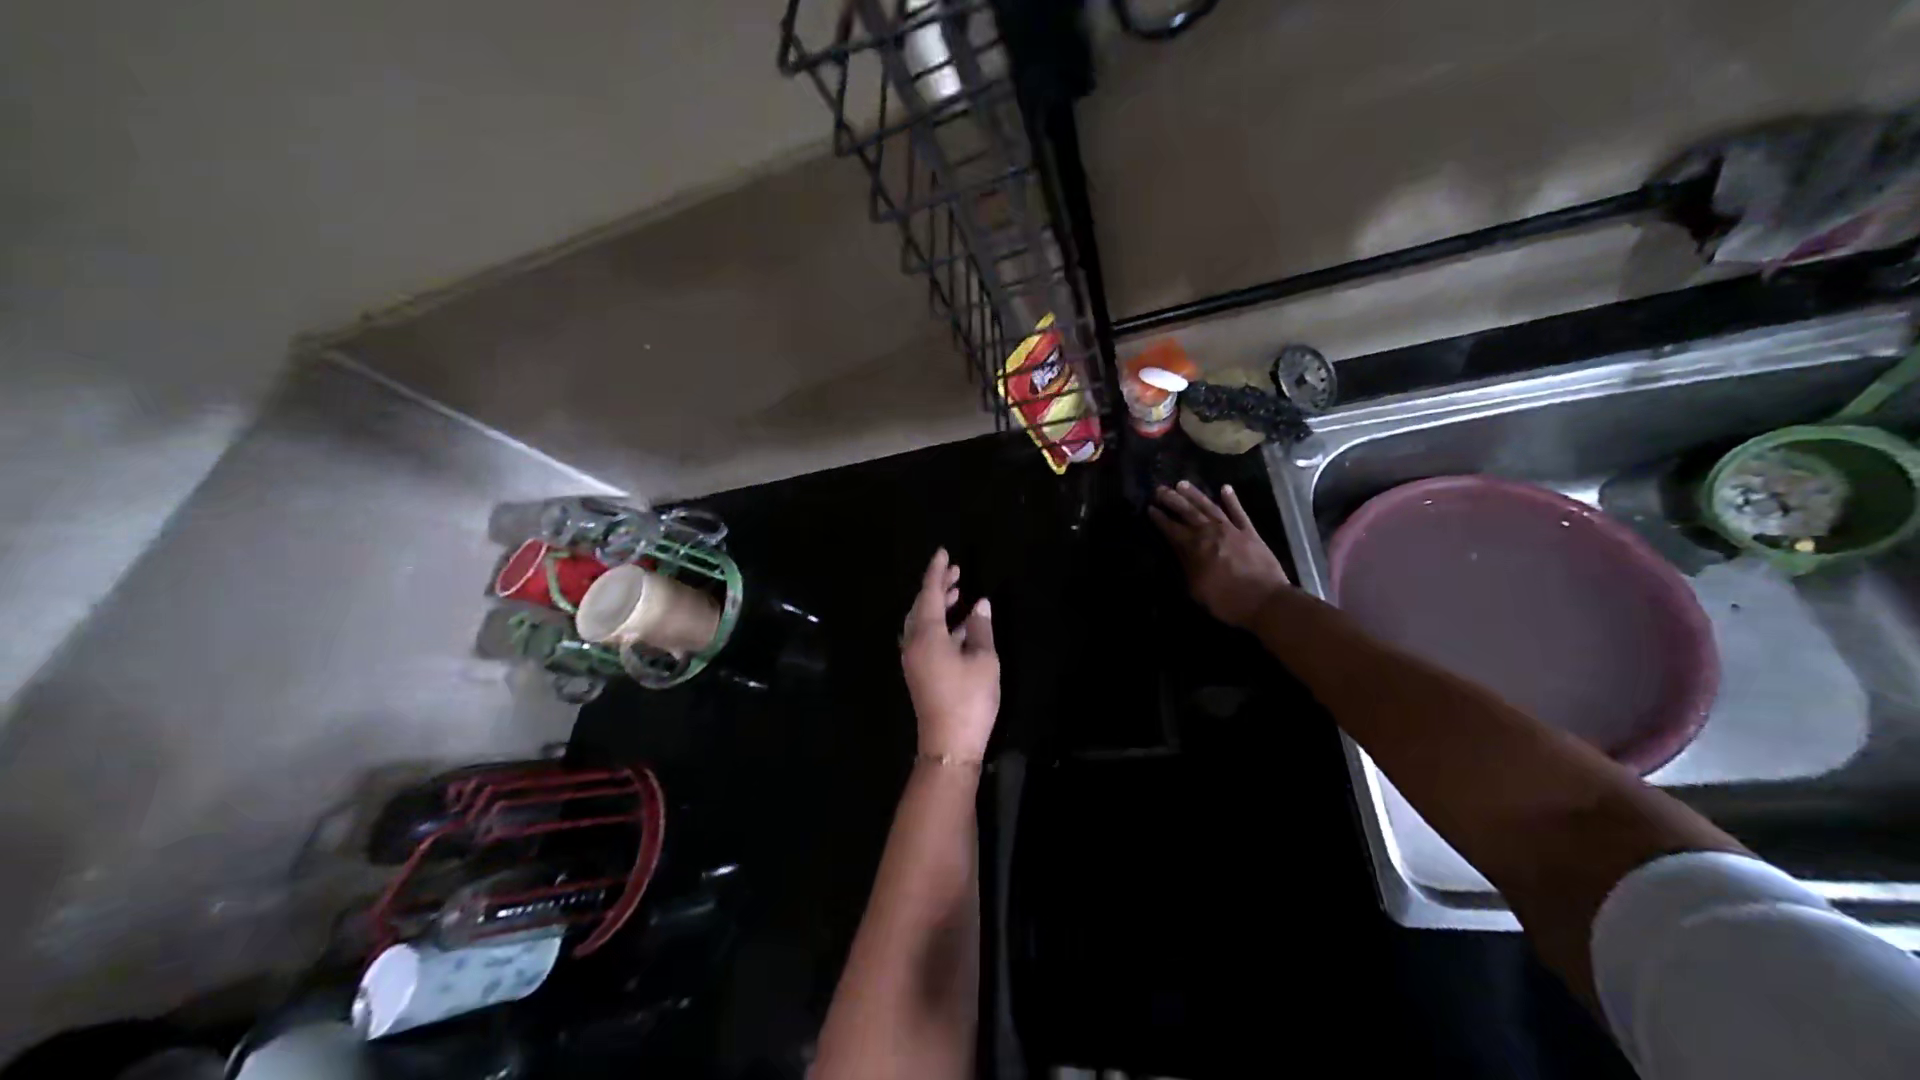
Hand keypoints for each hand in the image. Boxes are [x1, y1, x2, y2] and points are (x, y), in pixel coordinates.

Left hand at [901, 549, 1000, 760]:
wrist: (949, 744)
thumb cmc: (969, 698)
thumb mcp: (983, 659)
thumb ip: (980, 627)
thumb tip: (980, 604)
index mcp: (926, 635)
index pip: (929, 593)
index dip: (937, 571)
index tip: (943, 552)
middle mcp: (913, 643)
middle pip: (922, 607)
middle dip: (938, 587)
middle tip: (956, 571)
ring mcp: (914, 659)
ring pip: (923, 623)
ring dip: (939, 606)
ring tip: (960, 592)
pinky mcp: (920, 672)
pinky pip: (926, 637)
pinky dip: (941, 625)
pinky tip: (961, 625)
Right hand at [1150, 481, 1293, 628]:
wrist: (1266, 601)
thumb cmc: (1226, 600)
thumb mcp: (1196, 588)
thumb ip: (1186, 565)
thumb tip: (1177, 549)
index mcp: (1195, 547)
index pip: (1172, 529)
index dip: (1160, 518)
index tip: (1150, 508)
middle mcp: (1210, 532)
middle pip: (1189, 512)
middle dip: (1173, 500)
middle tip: (1160, 489)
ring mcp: (1232, 529)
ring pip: (1210, 507)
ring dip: (1195, 495)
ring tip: (1182, 483)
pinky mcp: (1250, 532)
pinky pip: (1239, 512)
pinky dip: (1232, 500)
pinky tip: (1225, 488)